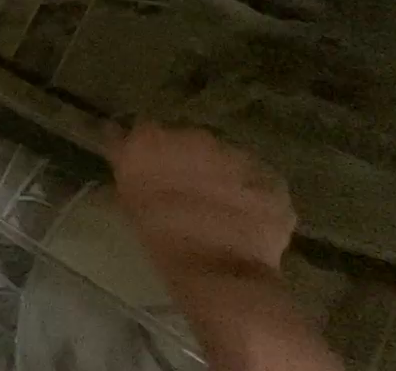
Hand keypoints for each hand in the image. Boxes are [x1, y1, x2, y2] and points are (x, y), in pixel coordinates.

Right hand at [107, 122, 296, 275]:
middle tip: (187, 182)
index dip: (148, 145)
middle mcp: (193, 135)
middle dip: (189, 155)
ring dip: (223, 171)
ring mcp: (236, 155)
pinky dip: (253, 191)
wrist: (217, 266)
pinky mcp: (272, 179)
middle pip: (190, 137)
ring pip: (227, 156)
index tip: (149, 160)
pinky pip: (259, 180)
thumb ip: (127, 162)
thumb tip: (123, 144)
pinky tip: (247, 213)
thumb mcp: (128, 192)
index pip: (145, 128)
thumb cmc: (158, 229)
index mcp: (150, 136)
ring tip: (222, 201)